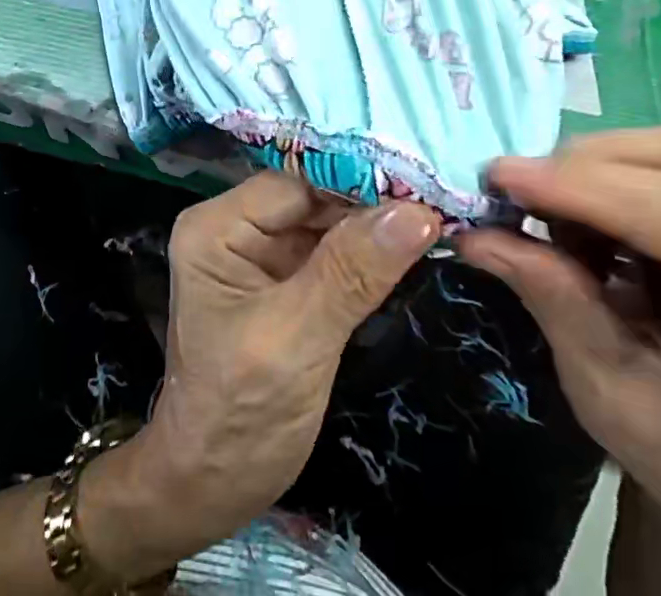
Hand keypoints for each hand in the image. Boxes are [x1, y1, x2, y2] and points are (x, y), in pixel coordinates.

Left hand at [85, 173, 440, 577]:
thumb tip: (416, 211)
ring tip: (442, 215)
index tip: (424, 182)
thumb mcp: (297, 337)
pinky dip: (369, 254)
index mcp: (216, 228)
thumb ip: (352, 272)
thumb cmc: (241, 411)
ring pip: (325, 225)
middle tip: (444, 197)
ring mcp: (259, 258)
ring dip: (376, 226)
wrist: (215, 480)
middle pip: (310, 199)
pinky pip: (331, 256)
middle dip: (371, 201)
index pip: (293, 184)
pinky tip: (413, 248)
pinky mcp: (284, 286)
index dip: (356, 181)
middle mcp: (233, 230)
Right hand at [458, 125, 660, 544]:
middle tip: (520, 188)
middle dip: (602, 162)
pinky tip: (597, 212)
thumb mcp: (605, 394)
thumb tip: (478, 233)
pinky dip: (633, 170)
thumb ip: (555, 302)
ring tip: (559, 205)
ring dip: (616, 159)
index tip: (506, 178)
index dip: (600, 189)